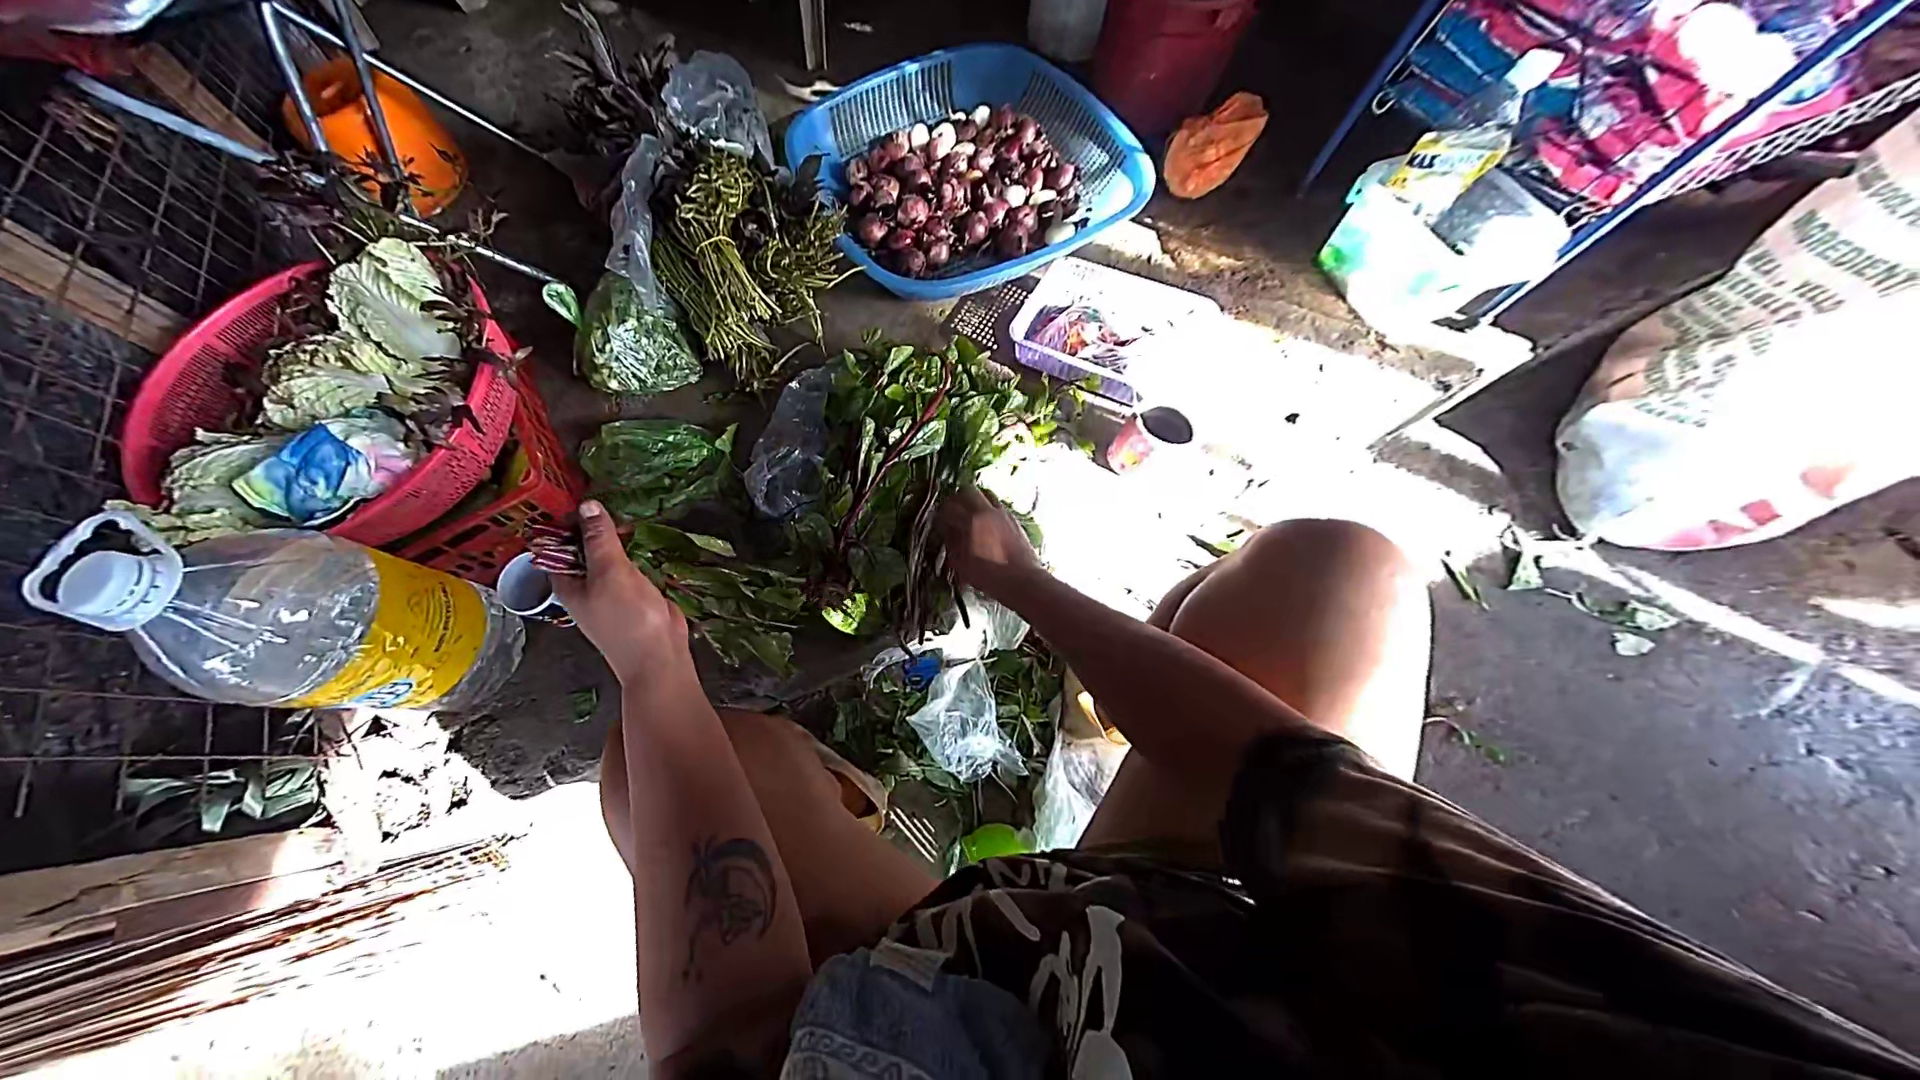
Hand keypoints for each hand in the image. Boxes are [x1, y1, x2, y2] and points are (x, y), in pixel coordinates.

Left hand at [551, 500, 691, 686]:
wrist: (659, 655)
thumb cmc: (628, 618)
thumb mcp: (610, 572)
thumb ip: (600, 539)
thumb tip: (588, 504)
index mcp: (567, 582)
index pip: (557, 544)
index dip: (565, 519)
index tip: (581, 493)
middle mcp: (585, 584)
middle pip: (585, 547)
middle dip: (597, 525)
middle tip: (613, 495)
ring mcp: (612, 589)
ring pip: (611, 555)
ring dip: (620, 537)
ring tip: (632, 507)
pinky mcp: (636, 592)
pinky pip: (633, 565)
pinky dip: (638, 551)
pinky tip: (649, 535)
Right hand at [938, 488, 1044, 601]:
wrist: (1023, 581)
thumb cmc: (991, 576)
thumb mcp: (961, 563)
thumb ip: (951, 543)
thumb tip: (948, 531)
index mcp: (971, 521)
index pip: (949, 507)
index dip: (941, 514)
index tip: (939, 522)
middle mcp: (988, 512)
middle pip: (967, 491)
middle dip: (956, 499)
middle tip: (952, 511)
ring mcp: (1003, 514)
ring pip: (985, 493)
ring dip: (975, 500)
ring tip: (969, 513)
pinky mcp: (1014, 520)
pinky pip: (998, 505)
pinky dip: (989, 509)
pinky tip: (987, 524)